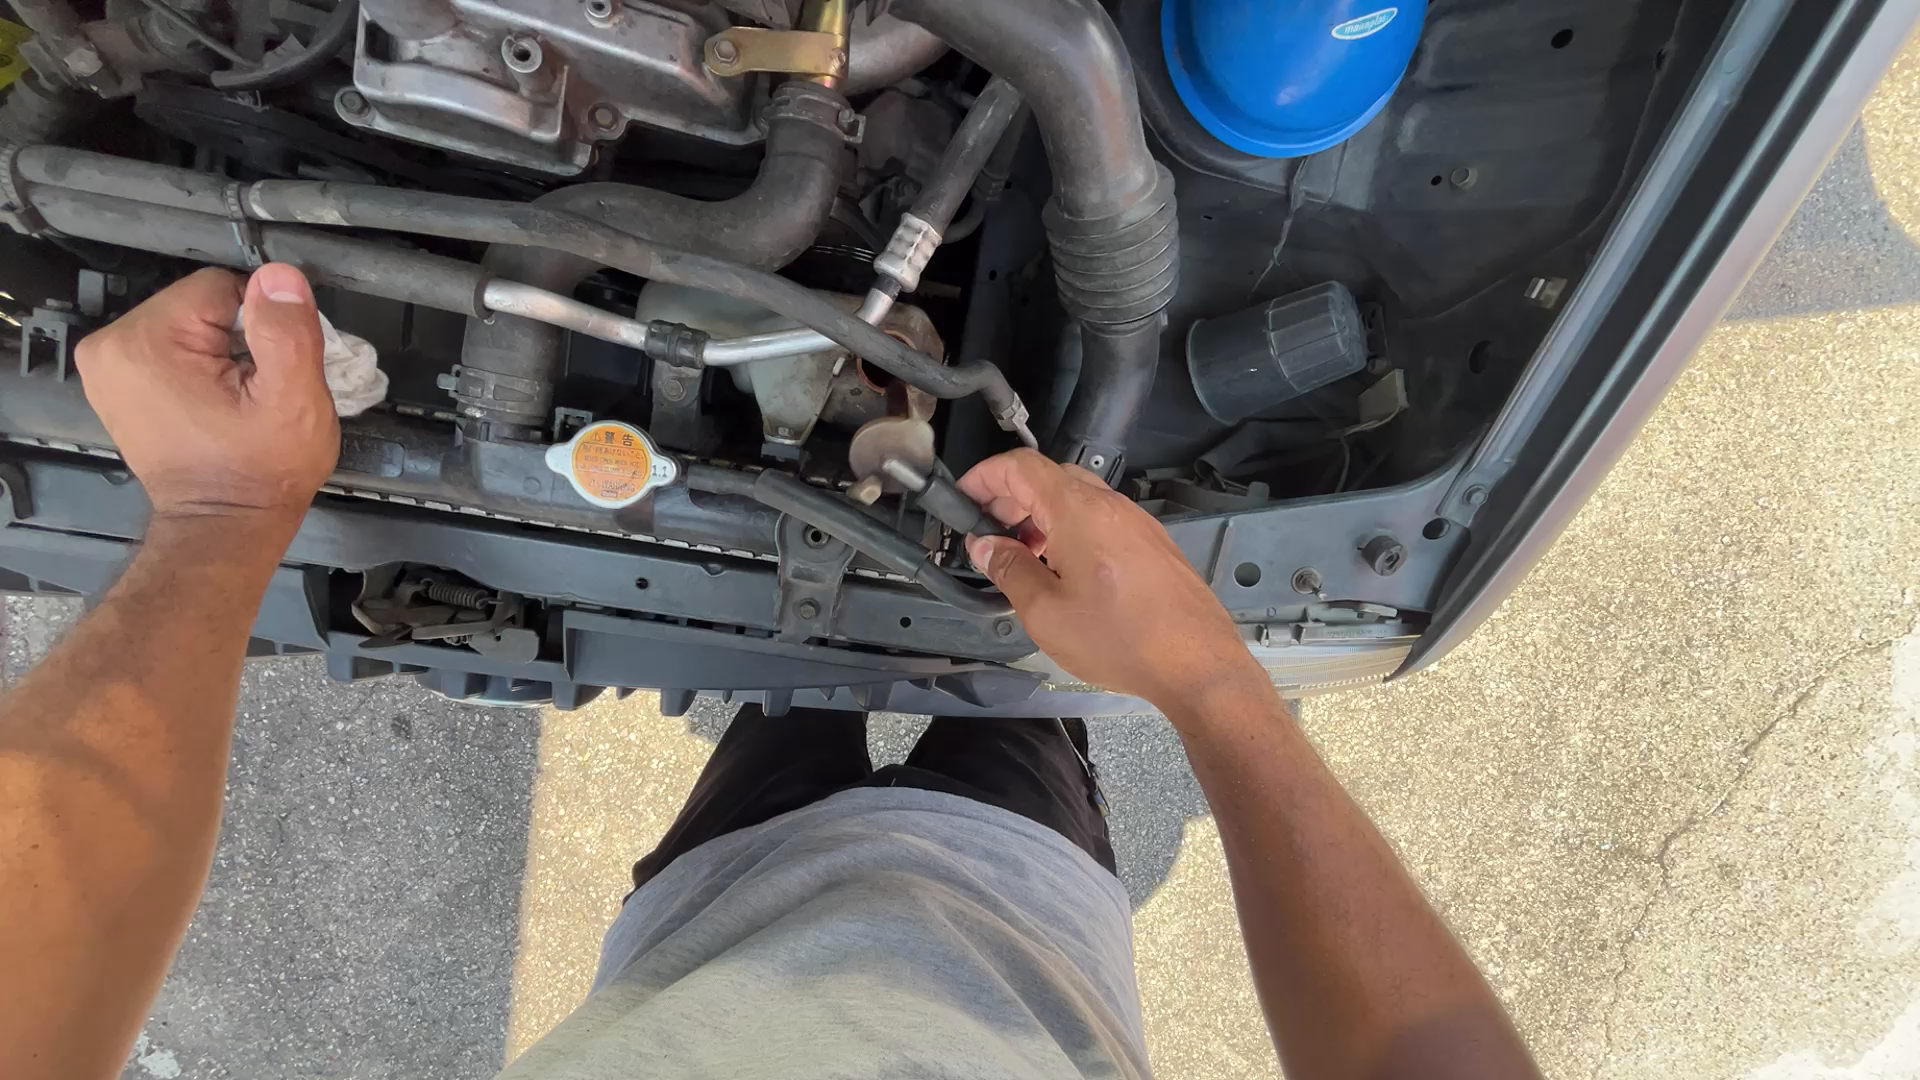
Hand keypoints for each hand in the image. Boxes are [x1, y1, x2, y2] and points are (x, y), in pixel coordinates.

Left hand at [74, 265, 337, 527]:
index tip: (282, 365)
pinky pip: (174, 352)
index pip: (221, 287)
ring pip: (190, 328)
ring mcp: (108, 367)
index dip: (267, 321)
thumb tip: (281, 277)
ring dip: (230, 353)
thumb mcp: (294, 399)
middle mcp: (111, 345)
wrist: (228, 520)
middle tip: (269, 387)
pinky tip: (226, 403)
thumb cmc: (264, 467)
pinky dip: (208, 369)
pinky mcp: (120, 384)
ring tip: (249, 398)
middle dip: (246, 338)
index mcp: (148, 341)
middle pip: (202, 306)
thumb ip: (287, 333)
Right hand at [958, 449, 1269, 713]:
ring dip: (1040, 514)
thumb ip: (1010, 570)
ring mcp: (1135, 521)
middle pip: (1049, 477)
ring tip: (1022, 553)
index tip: (965, 496)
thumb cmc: (1123, 640)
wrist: (1197, 665)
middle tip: (987, 529)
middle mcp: (1110, 506)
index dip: (985, 475)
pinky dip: (1070, 527)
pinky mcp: (1151, 542)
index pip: (1021, 466)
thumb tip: (987, 547)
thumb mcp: (1047, 612)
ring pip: (1076, 497)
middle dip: (1010, 496)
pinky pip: (1101, 518)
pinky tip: (1062, 566)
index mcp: (1078, 511)